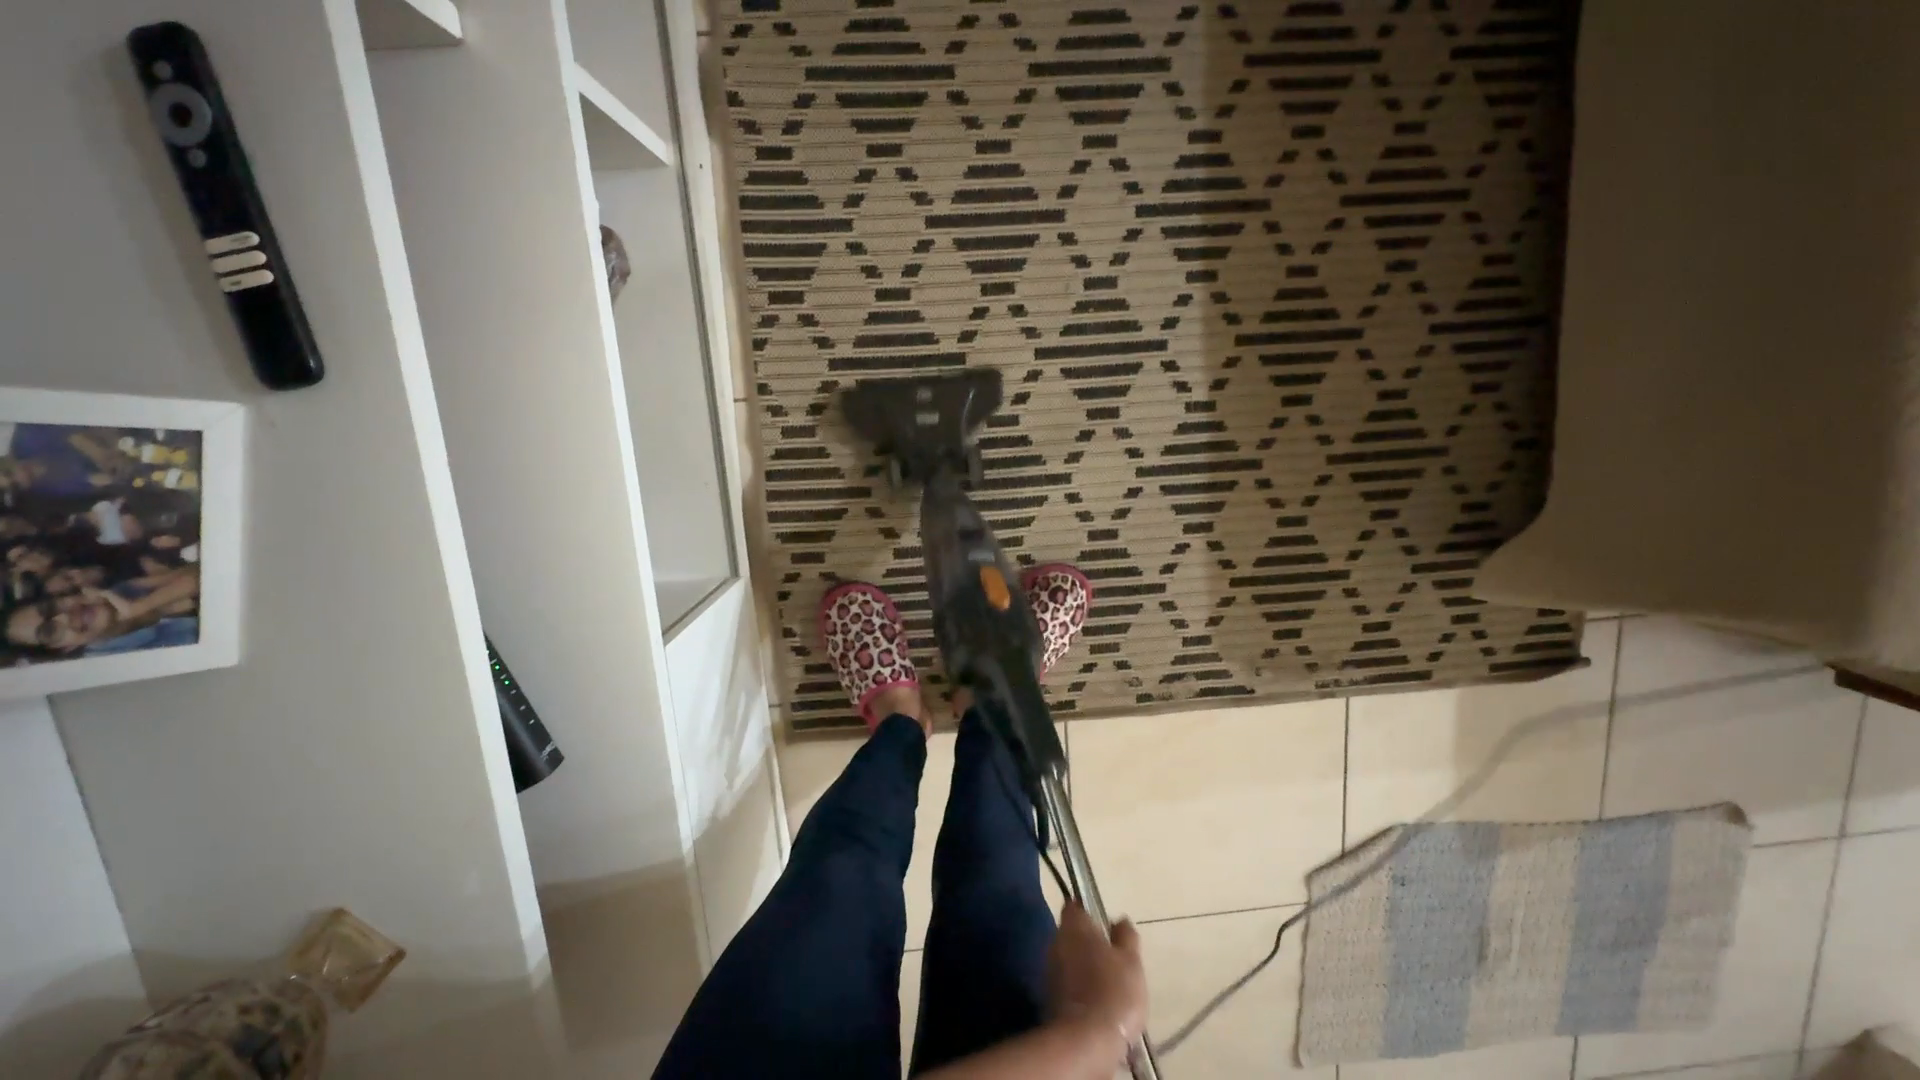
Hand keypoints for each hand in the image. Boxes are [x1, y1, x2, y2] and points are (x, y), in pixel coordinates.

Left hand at [1047, 902, 1147, 1042]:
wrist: (1086, 1040)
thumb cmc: (1114, 991)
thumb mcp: (1131, 960)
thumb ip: (1126, 936)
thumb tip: (1120, 919)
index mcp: (1074, 927)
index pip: (1076, 905)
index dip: (1089, 910)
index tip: (1106, 923)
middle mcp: (1056, 942)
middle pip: (1073, 933)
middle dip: (1091, 942)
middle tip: (1115, 957)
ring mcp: (1050, 970)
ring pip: (1070, 959)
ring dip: (1086, 966)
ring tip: (1111, 983)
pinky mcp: (1050, 996)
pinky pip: (1068, 982)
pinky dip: (1081, 987)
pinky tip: (1098, 1001)